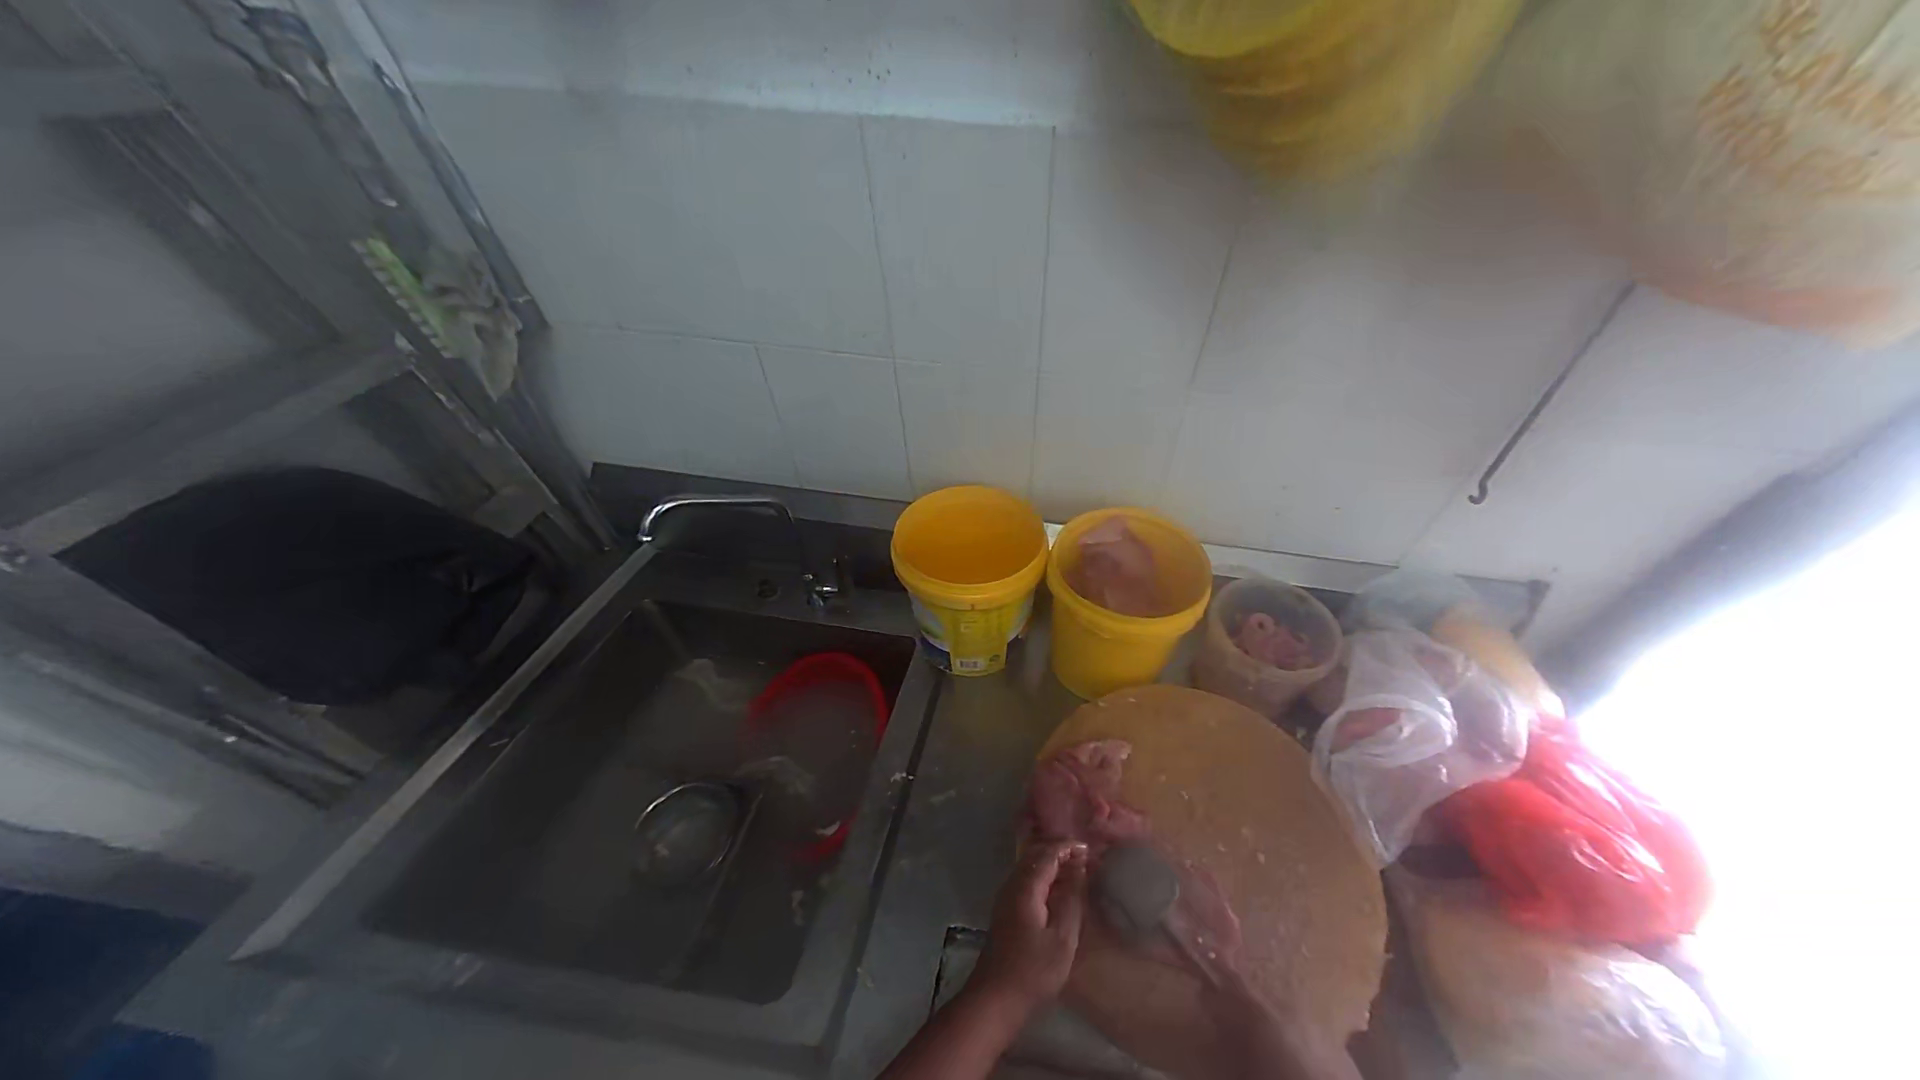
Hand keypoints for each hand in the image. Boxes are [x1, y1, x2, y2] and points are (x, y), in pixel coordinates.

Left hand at [970, 840, 1088, 1015]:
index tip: (1089, 849)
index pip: (1046, 853)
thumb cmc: (1033, 970)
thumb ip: (1071, 899)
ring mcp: (1006, 897)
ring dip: (1050, 863)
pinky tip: (1057, 891)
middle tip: (1084, 858)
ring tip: (1075, 872)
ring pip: (1028, 867)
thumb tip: (1078, 868)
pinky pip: (1026, 880)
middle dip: (1058, 850)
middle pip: (1034, 855)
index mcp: (1025, 887)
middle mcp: (1012, 885)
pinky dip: (1043, 877)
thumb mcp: (1062, 937)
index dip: (1067, 847)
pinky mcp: (1006, 911)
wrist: (995, 997)